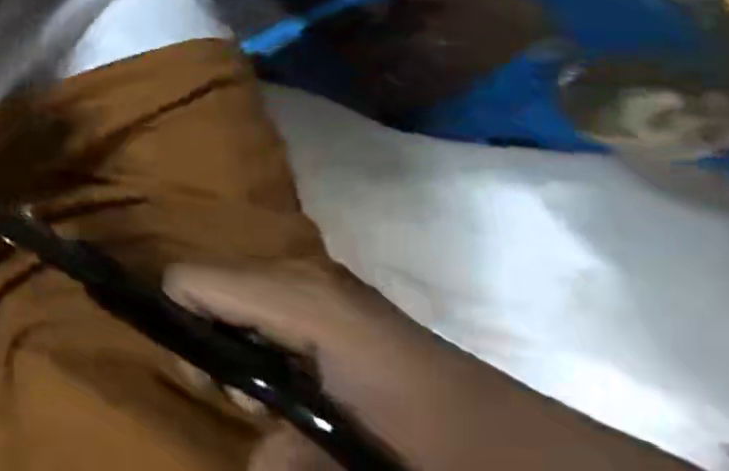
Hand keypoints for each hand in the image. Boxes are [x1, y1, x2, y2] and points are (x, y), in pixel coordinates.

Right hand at [163, 264, 686, 470]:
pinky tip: (302, 399)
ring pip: (234, 303)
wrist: (549, 455)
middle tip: (255, 410)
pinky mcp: (337, 308)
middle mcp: (299, 276)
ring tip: (280, 411)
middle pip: (207, 291)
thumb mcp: (356, 459)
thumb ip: (283, 457)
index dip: (179, 330)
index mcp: (298, 298)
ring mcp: (320, 288)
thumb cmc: (451, 448)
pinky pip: (267, 314)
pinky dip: (263, 354)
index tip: (218, 392)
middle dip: (212, 352)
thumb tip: (241, 459)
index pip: (188, 281)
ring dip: (238, 358)